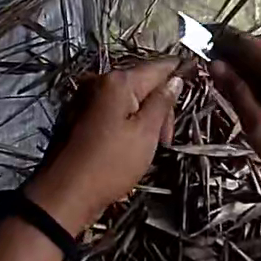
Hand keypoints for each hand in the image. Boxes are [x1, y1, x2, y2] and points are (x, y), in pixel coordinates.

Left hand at [25, 59, 183, 234]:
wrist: (66, 194)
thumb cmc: (110, 163)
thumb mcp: (146, 133)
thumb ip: (162, 102)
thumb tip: (175, 79)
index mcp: (119, 82)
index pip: (158, 67)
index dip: (178, 72)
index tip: (195, 76)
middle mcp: (100, 82)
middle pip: (143, 83)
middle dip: (160, 105)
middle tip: (166, 138)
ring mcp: (87, 98)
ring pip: (128, 98)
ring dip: (145, 115)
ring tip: (150, 146)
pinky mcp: (80, 116)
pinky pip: (112, 109)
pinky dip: (126, 121)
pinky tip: (130, 144)